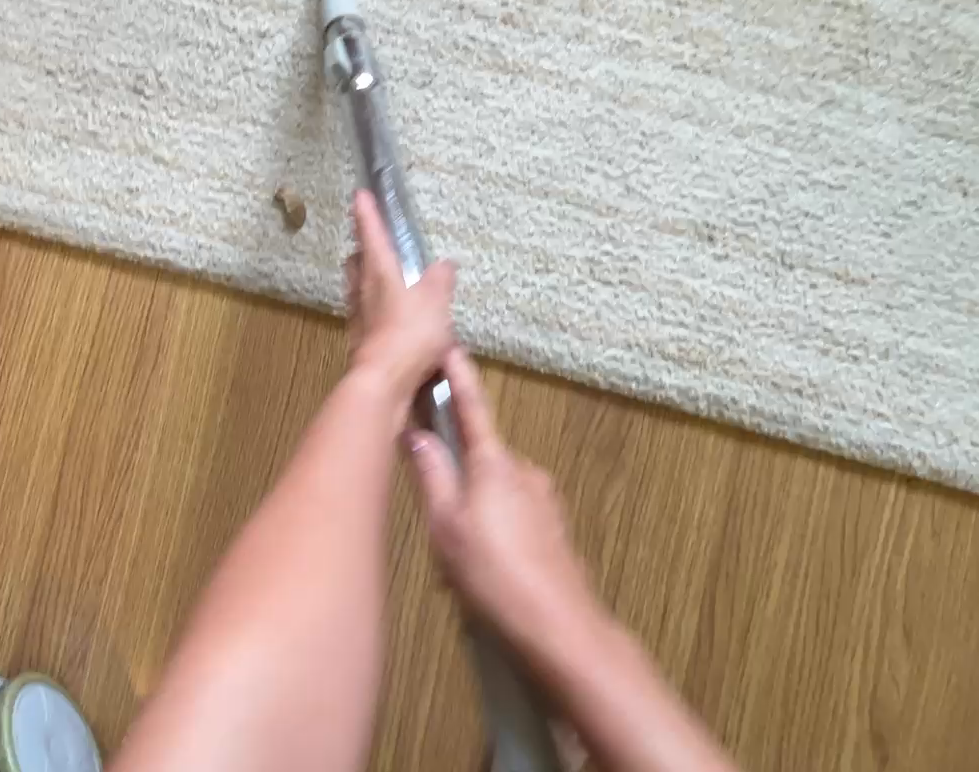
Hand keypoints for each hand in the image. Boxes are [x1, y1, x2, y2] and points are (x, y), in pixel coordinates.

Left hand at [343, 190, 456, 397]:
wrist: (383, 381)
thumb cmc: (409, 335)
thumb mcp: (436, 303)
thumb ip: (440, 281)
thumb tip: (445, 264)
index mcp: (379, 272)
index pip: (371, 234)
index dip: (366, 214)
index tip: (359, 194)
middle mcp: (362, 290)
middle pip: (356, 262)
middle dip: (361, 248)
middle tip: (369, 240)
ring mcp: (358, 316)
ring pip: (357, 287)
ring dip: (364, 277)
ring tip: (379, 276)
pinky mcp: (360, 340)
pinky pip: (364, 313)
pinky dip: (373, 307)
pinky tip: (386, 316)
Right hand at [405, 349, 602, 645]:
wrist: (561, 631)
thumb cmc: (496, 576)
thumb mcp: (445, 524)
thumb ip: (430, 474)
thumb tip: (417, 436)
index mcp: (494, 464)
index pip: (472, 407)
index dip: (459, 376)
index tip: (451, 348)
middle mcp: (523, 473)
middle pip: (477, 458)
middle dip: (452, 479)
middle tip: (434, 521)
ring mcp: (542, 501)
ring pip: (491, 493)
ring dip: (470, 513)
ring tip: (456, 562)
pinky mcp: (552, 530)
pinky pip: (510, 518)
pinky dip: (490, 534)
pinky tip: (482, 572)